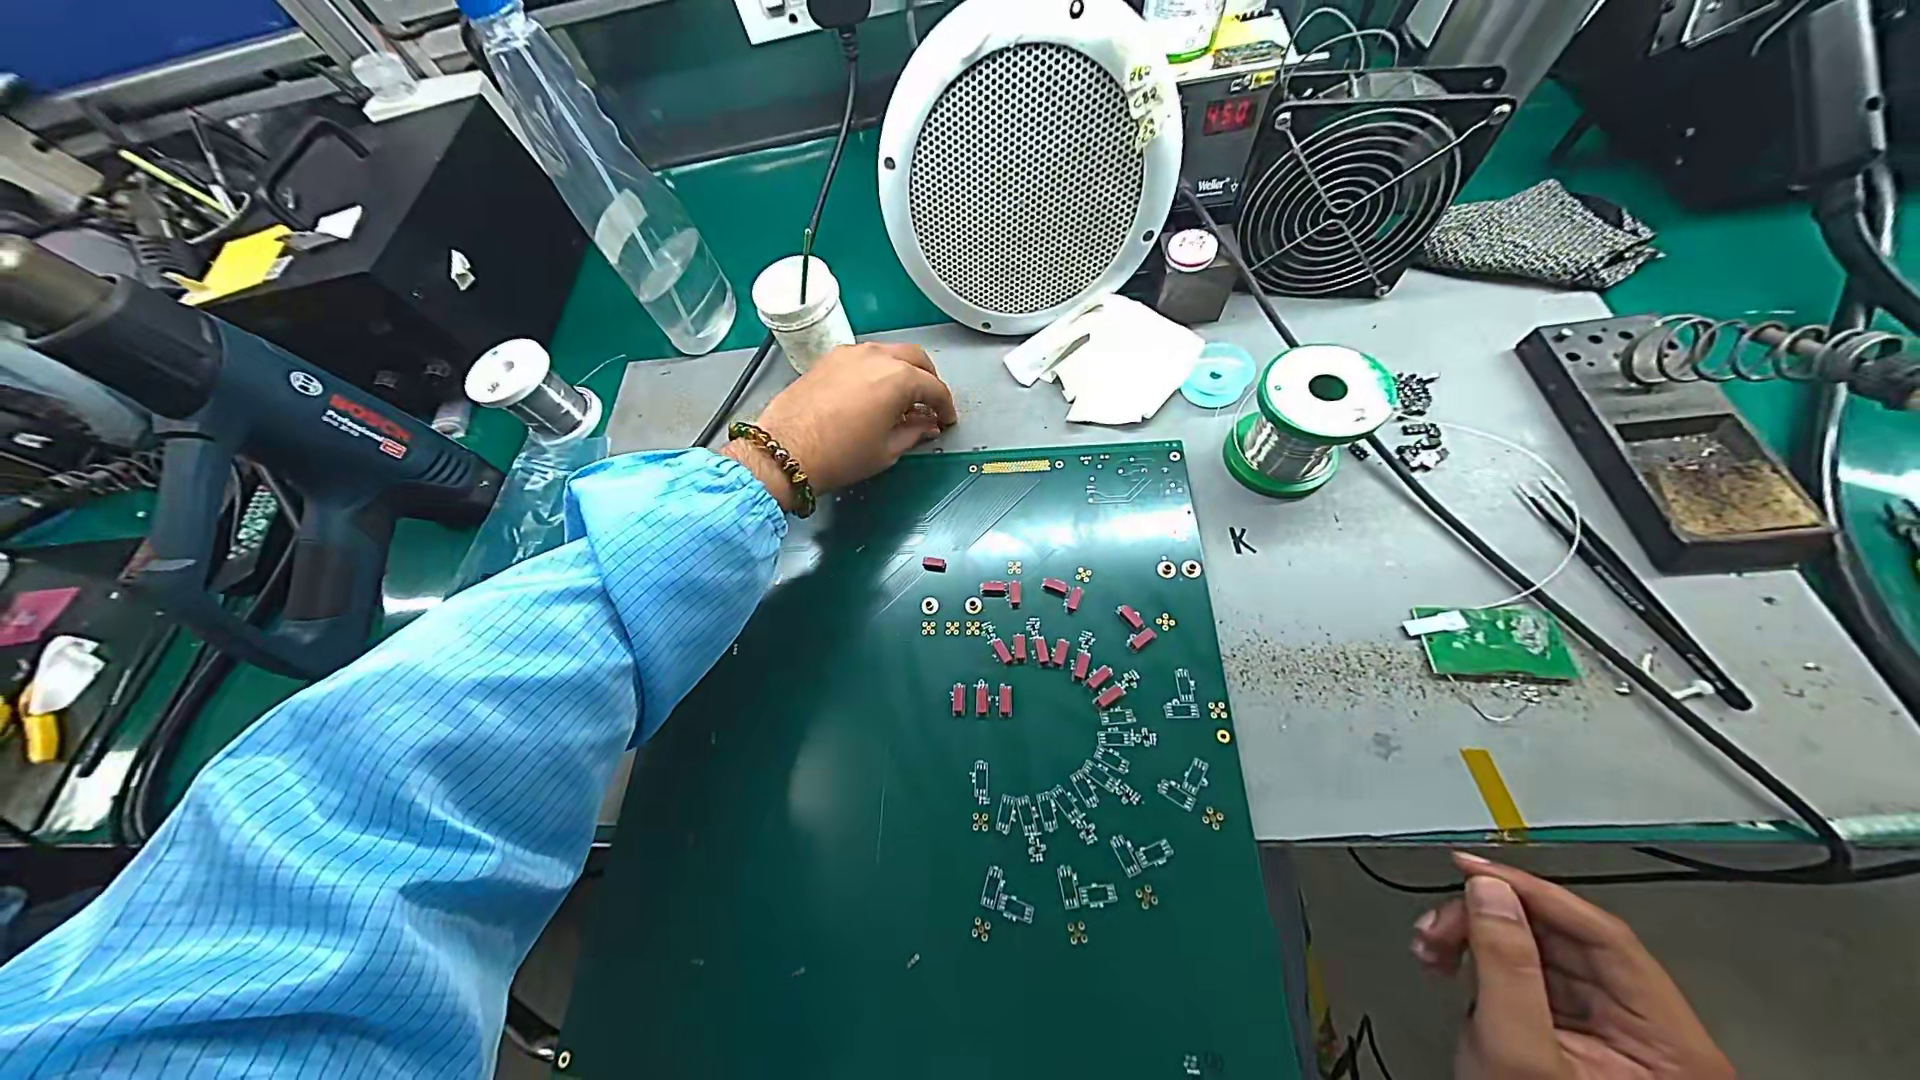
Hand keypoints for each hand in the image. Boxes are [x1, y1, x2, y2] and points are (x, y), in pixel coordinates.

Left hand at [722, 343, 957, 511]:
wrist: (786, 452)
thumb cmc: (834, 455)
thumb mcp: (887, 450)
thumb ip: (914, 432)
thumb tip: (925, 426)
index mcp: (898, 378)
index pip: (934, 387)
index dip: (945, 406)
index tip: (945, 418)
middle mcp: (876, 358)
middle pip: (916, 359)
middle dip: (928, 380)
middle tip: (930, 404)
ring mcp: (850, 355)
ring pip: (890, 353)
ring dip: (903, 371)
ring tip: (903, 399)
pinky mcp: (829, 360)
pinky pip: (864, 358)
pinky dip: (878, 370)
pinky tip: (876, 392)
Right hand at [1413, 853, 1733, 1079]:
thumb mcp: (1516, 1049)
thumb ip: (1506, 966)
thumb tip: (1490, 889)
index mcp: (1671, 1046)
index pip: (1603, 934)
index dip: (1533, 893)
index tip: (1474, 868)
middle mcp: (1646, 1032)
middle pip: (1559, 936)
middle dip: (1484, 919)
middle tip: (1440, 924)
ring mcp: (1604, 1030)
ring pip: (1531, 945)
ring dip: (1470, 935)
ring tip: (1432, 947)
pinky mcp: (1563, 1025)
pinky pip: (1517, 966)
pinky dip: (1473, 955)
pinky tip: (1445, 961)